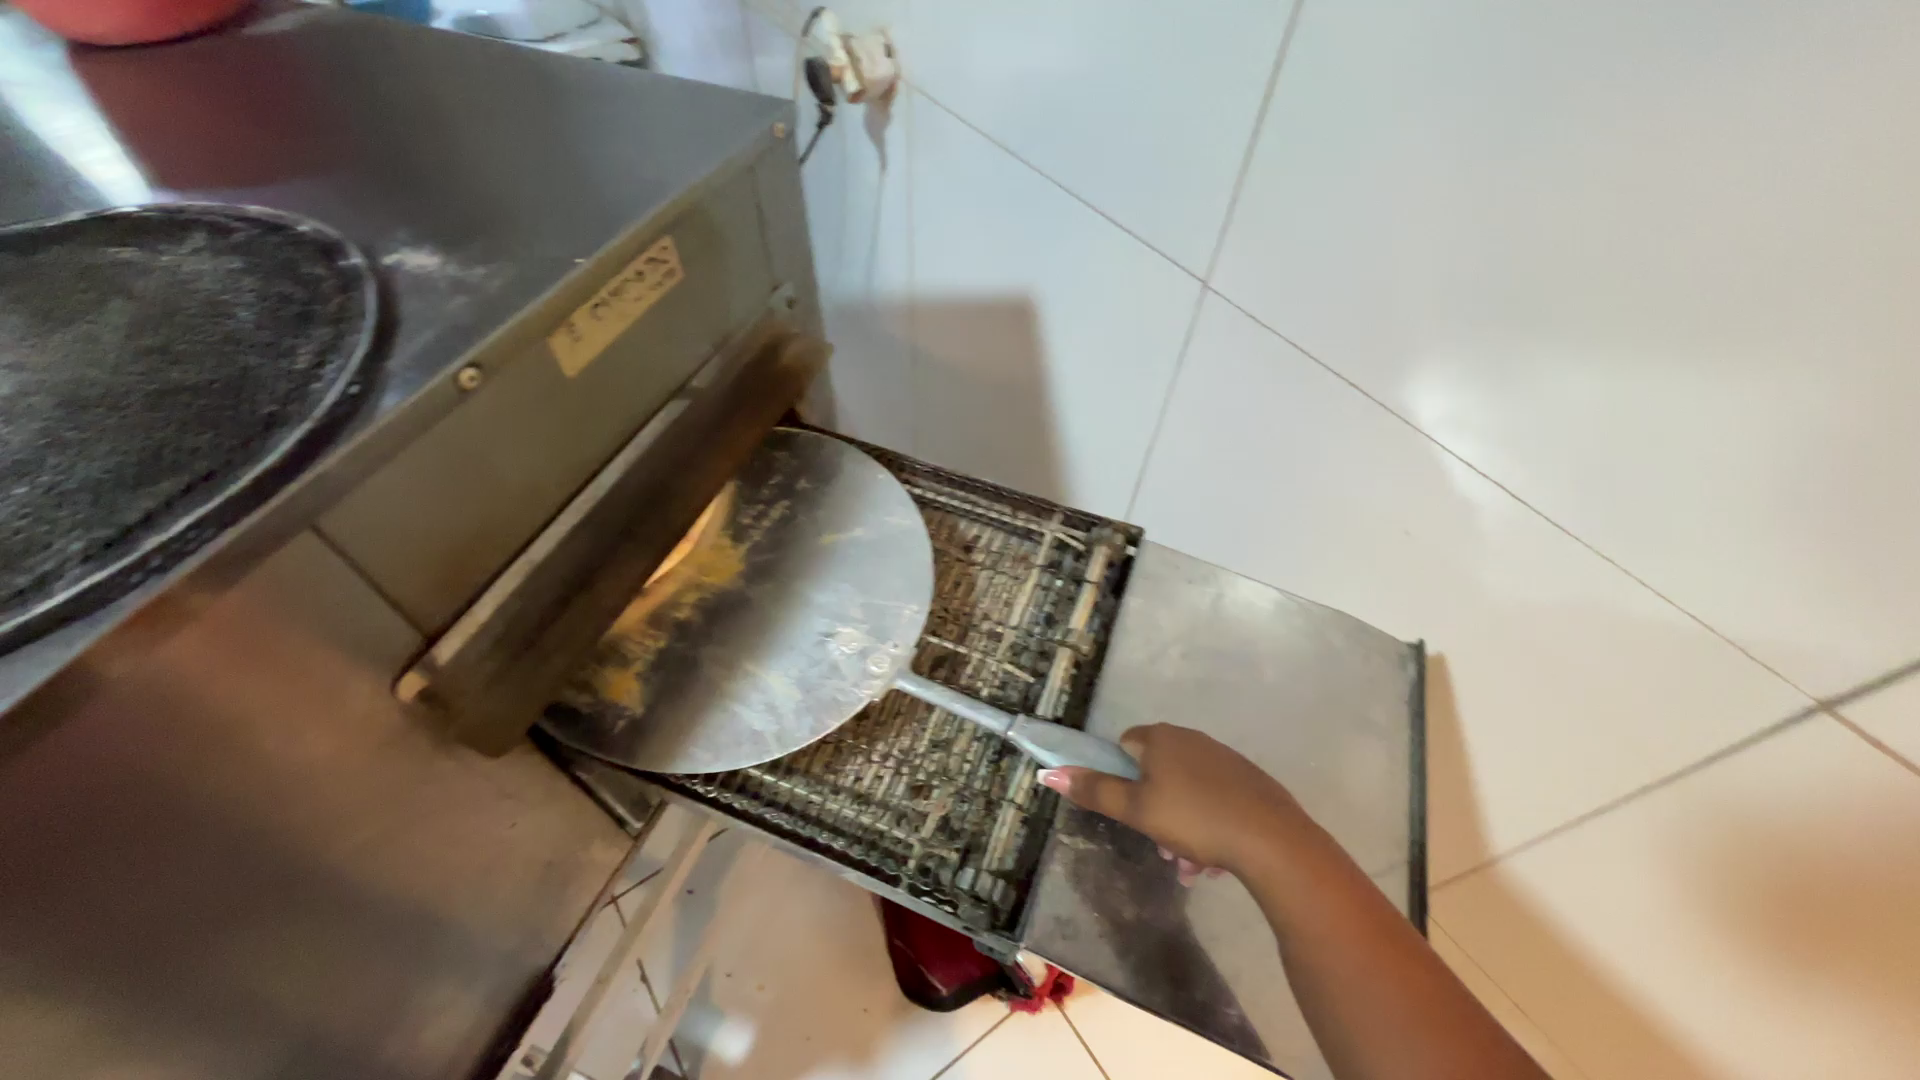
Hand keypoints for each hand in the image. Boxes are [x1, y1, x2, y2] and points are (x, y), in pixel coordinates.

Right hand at [1038, 724, 1306, 882]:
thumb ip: (1095, 790)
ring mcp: (1224, 759)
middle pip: (1156, 773)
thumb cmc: (1195, 819)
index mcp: (1161, 738)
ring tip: (1191, 866)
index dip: (1121, 778)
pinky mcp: (1249, 782)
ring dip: (1180, 829)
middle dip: (1154, 814)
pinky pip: (1215, 801)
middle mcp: (1192, 739)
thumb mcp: (1136, 810)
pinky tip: (1216, 860)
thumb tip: (1049, 772)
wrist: (1272, 839)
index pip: (1125, 746)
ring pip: (1186, 794)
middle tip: (1161, 850)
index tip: (1130, 811)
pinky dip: (1208, 827)